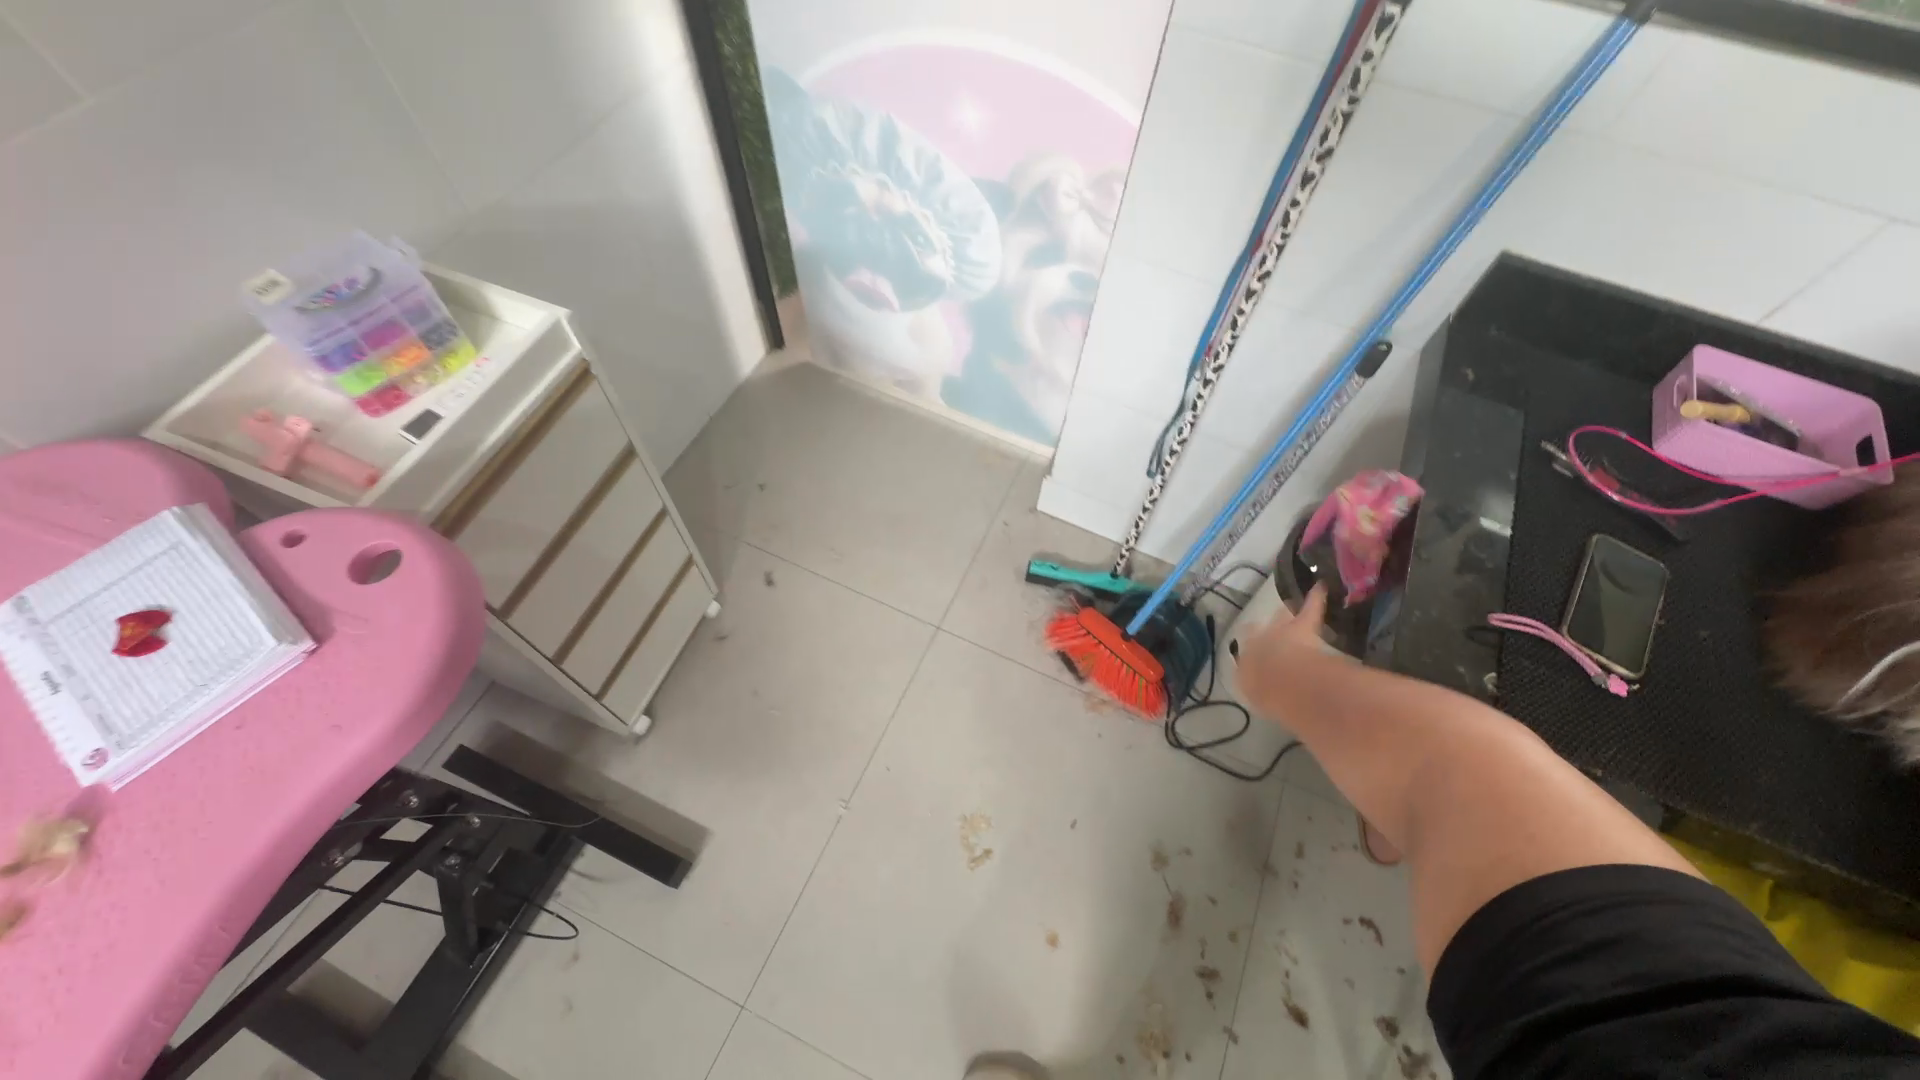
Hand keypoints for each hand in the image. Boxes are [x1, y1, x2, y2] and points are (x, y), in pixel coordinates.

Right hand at [1233, 585, 1332, 719]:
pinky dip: (1315, 598)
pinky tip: (1321, 587)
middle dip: (1260, 633)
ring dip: (1282, 616)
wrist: (1284, 682)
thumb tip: (1276, 706)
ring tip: (1286, 609)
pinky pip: (1309, 608)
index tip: (1256, 663)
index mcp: (1245, 670)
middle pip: (1255, 634)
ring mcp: (1277, 633)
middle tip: (1266, 632)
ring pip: (1278, 620)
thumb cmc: (1270, 697)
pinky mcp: (1300, 625)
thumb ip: (1266, 698)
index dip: (1251, 661)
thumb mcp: (1262, 701)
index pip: (1245, 664)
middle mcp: (1256, 646)